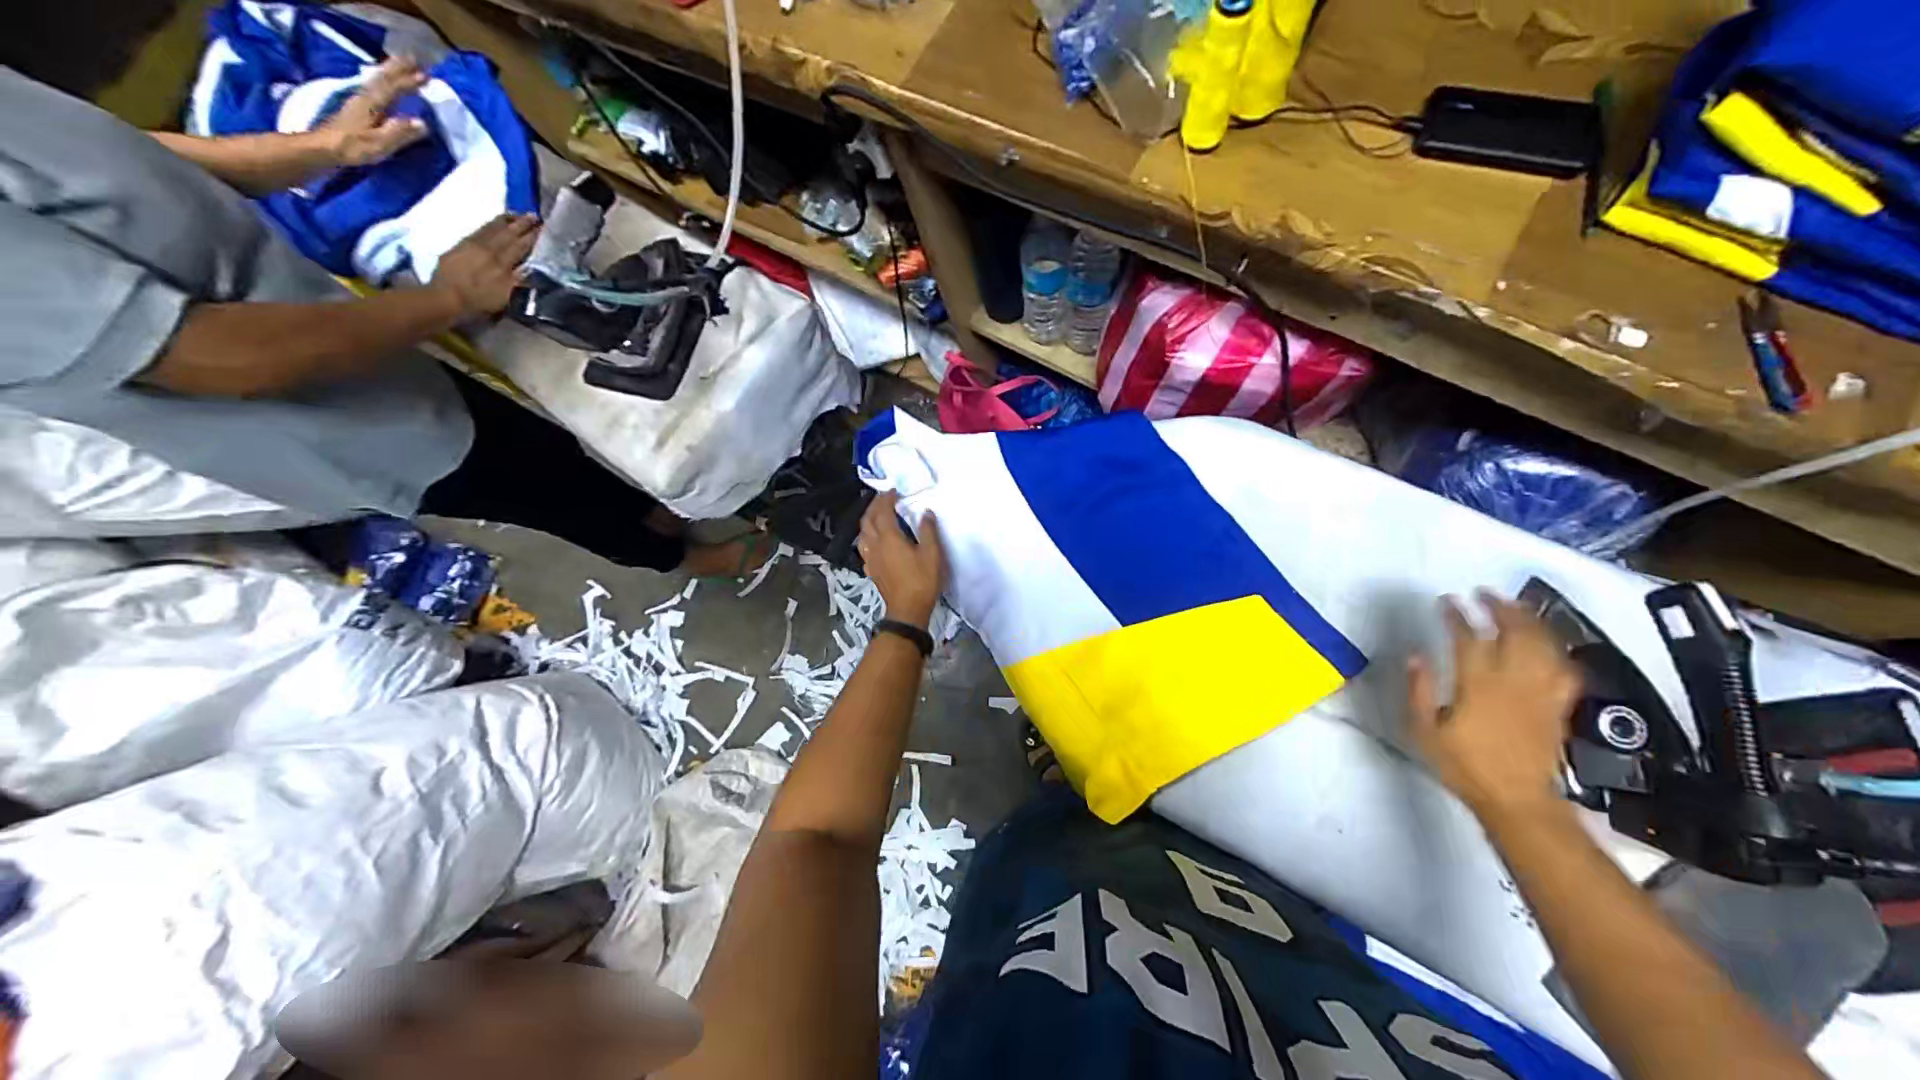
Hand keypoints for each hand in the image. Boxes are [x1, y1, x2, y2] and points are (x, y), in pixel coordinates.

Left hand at [321, 57, 430, 166]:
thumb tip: (422, 123)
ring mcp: (361, 101)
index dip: (409, 82)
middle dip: (399, 68)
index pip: (394, 89)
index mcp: (373, 104)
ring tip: (401, 64)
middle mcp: (366, 97)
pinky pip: (375, 88)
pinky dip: (383, 80)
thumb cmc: (353, 147)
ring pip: (378, 80)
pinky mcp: (358, 108)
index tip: (426, 75)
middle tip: (413, 58)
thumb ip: (400, 132)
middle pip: (384, 79)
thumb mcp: (380, 143)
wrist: (324, 148)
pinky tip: (386, 81)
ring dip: (391, 71)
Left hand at [432, 214, 540, 316]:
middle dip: (522, 223)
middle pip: (507, 233)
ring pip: (492, 228)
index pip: (521, 245)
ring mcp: (472, 245)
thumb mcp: (505, 296)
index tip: (544, 228)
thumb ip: (518, 280)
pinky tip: (493, 224)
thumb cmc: (478, 301)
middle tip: (534, 215)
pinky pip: (478, 230)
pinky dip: (489, 225)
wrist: (445, 298)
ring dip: (506, 220)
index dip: (533, 236)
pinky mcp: (460, 246)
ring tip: (516, 214)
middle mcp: (488, 249)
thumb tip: (531, 268)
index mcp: (502, 262)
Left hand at [857, 492, 944, 628]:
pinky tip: (874, 540)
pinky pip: (864, 547)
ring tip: (877, 515)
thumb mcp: (932, 554)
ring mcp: (870, 558)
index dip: (886, 499)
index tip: (893, 491)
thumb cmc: (922, 581)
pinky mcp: (871, 569)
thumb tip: (925, 512)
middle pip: (868, 520)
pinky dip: (868, 537)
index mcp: (889, 538)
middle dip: (874, 506)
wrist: (907, 610)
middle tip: (883, 498)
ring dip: (868, 520)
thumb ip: (928, 530)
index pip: (883, 512)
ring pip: (863, 533)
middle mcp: (875, 545)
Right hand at [1407, 589, 1581, 822]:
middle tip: (1483, 593)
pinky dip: (1556, 649)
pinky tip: (1548, 642)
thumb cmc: (1463, 765)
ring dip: (1530, 620)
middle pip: (1514, 632)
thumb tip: (1416, 656)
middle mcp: (1514, 681)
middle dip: (1499, 607)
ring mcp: (1541, 692)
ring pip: (1543, 645)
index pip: (1468, 638)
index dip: (1457, 615)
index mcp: (1478, 686)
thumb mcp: (1424, 730)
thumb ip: (1419, 690)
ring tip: (1515, 606)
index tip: (1446, 601)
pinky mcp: (1558, 704)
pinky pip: (1564, 668)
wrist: (1517, 799)